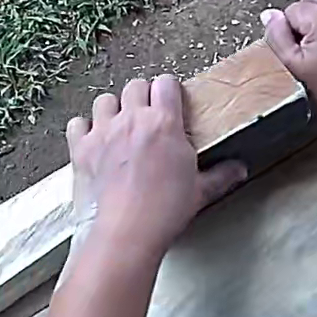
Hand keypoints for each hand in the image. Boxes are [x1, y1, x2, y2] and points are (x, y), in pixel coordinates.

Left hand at [66, 76, 245, 253]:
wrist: (125, 232)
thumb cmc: (163, 211)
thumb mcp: (201, 191)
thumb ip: (221, 175)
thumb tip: (238, 170)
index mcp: (164, 124)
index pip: (166, 84)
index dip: (170, 89)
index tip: (173, 100)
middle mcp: (132, 121)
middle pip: (135, 86)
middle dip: (143, 95)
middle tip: (150, 113)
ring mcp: (103, 133)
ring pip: (104, 100)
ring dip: (114, 108)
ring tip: (122, 123)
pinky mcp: (81, 150)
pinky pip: (77, 124)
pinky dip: (85, 128)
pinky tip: (95, 139)